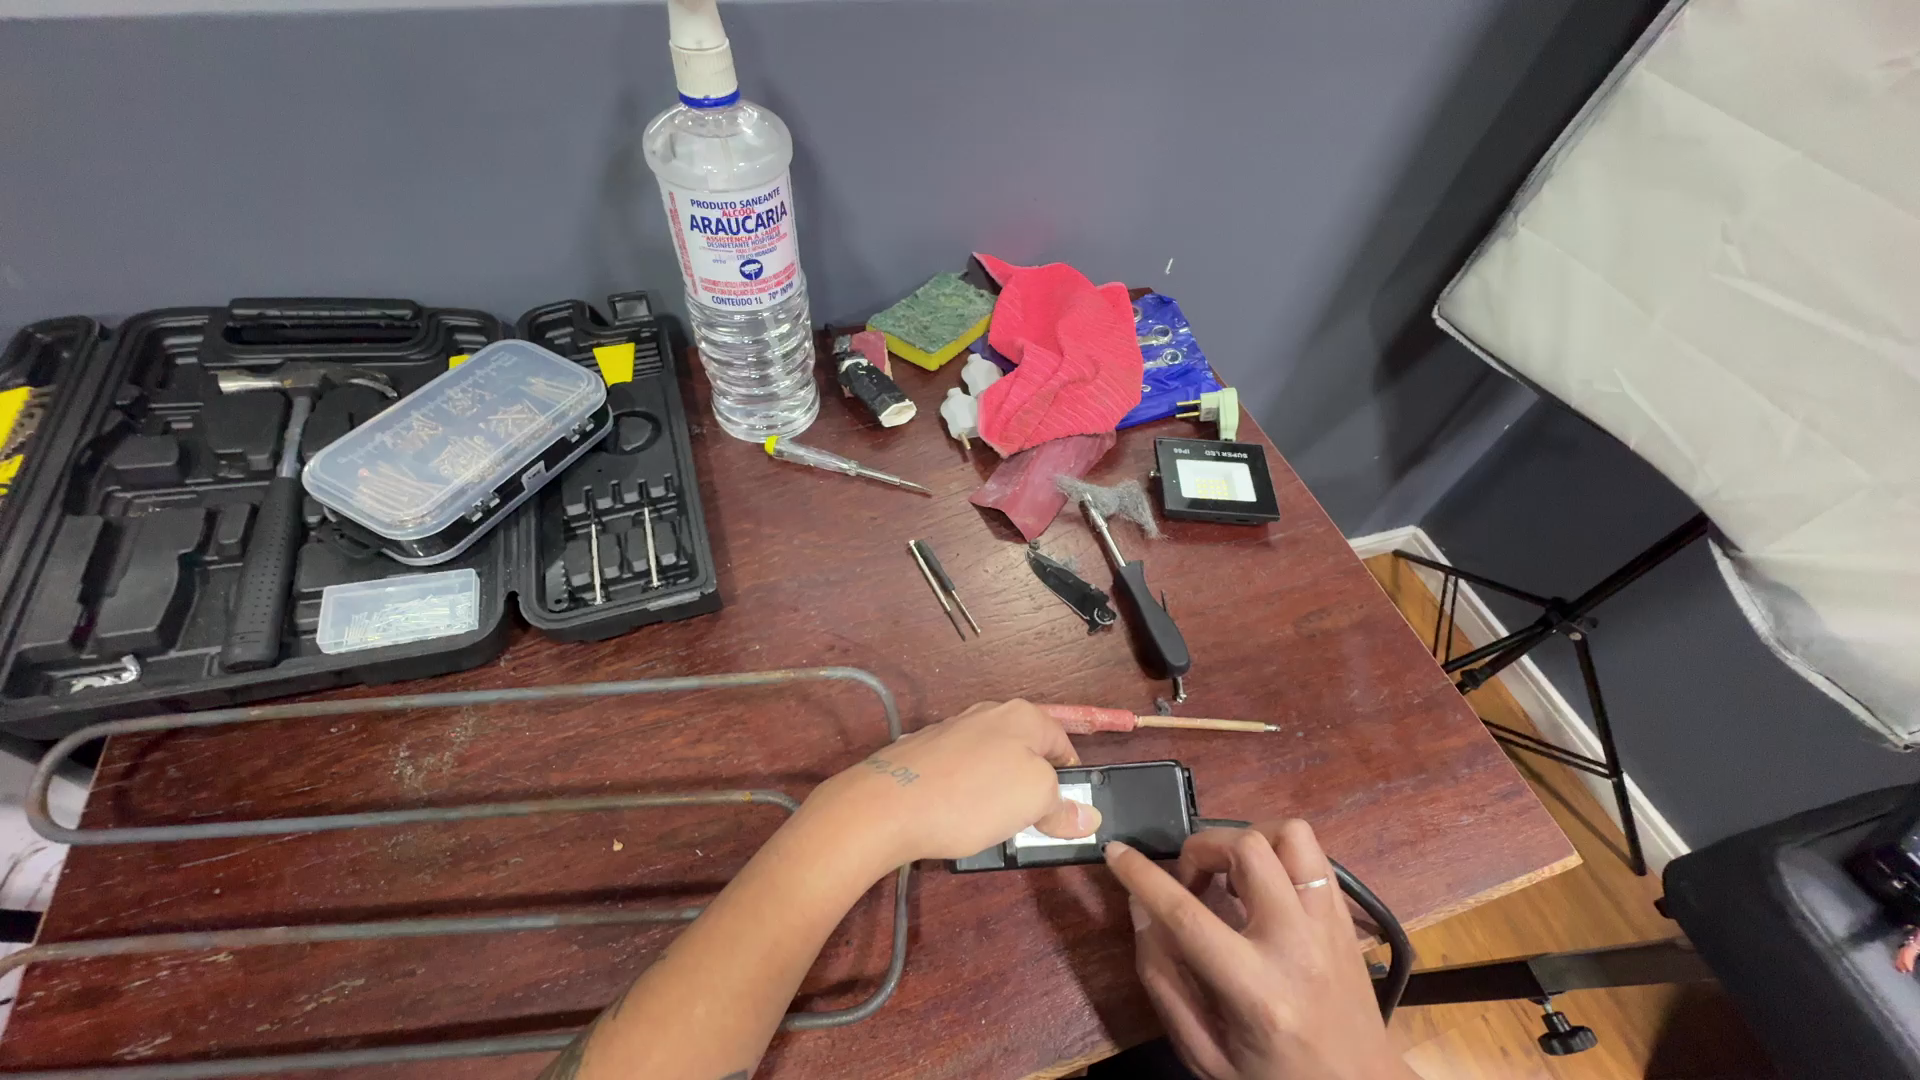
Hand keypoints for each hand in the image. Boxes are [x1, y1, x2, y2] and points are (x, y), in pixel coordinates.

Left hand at [807, 700, 1098, 867]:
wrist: (888, 805)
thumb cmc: (972, 797)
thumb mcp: (1035, 800)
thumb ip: (1063, 805)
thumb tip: (1086, 816)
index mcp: (1021, 715)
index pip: (1063, 743)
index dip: (1072, 779)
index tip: (1067, 811)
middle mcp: (986, 714)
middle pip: (1025, 751)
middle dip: (1032, 786)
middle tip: (1031, 822)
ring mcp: (951, 731)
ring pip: (992, 763)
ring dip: (999, 792)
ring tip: (993, 825)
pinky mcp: (925, 753)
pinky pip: (961, 774)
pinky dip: (967, 794)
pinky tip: (959, 818)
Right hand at [1104, 821, 1413, 1079]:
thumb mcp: (1204, 1053)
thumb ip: (1163, 979)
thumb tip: (1141, 908)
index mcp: (1257, 990)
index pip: (1186, 914)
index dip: (1142, 875)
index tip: (1116, 852)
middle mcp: (1298, 946)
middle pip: (1247, 849)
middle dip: (1202, 848)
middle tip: (1190, 881)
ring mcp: (1329, 927)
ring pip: (1291, 835)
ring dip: (1248, 841)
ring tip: (1231, 874)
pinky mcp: (1346, 919)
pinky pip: (1313, 854)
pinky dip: (1278, 854)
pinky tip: (1262, 885)